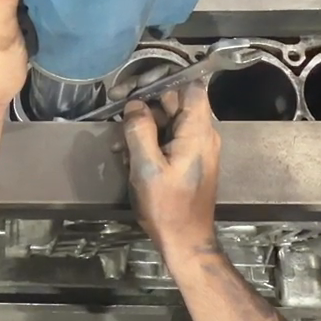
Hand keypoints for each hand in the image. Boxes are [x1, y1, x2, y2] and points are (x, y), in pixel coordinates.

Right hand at [124, 84, 219, 252]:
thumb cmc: (168, 207)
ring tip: (119, 141)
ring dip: (143, 125)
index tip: (139, 84)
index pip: (192, 87)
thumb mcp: (147, 168)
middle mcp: (202, 135)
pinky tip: (129, 153)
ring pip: (168, 120)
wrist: (185, 241)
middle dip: (146, 104)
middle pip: (176, 102)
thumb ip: (140, 132)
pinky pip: (168, 138)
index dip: (166, 79)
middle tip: (118, 107)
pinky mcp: (188, 159)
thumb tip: (134, 106)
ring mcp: (196, 147)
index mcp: (198, 132)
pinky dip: (149, 140)